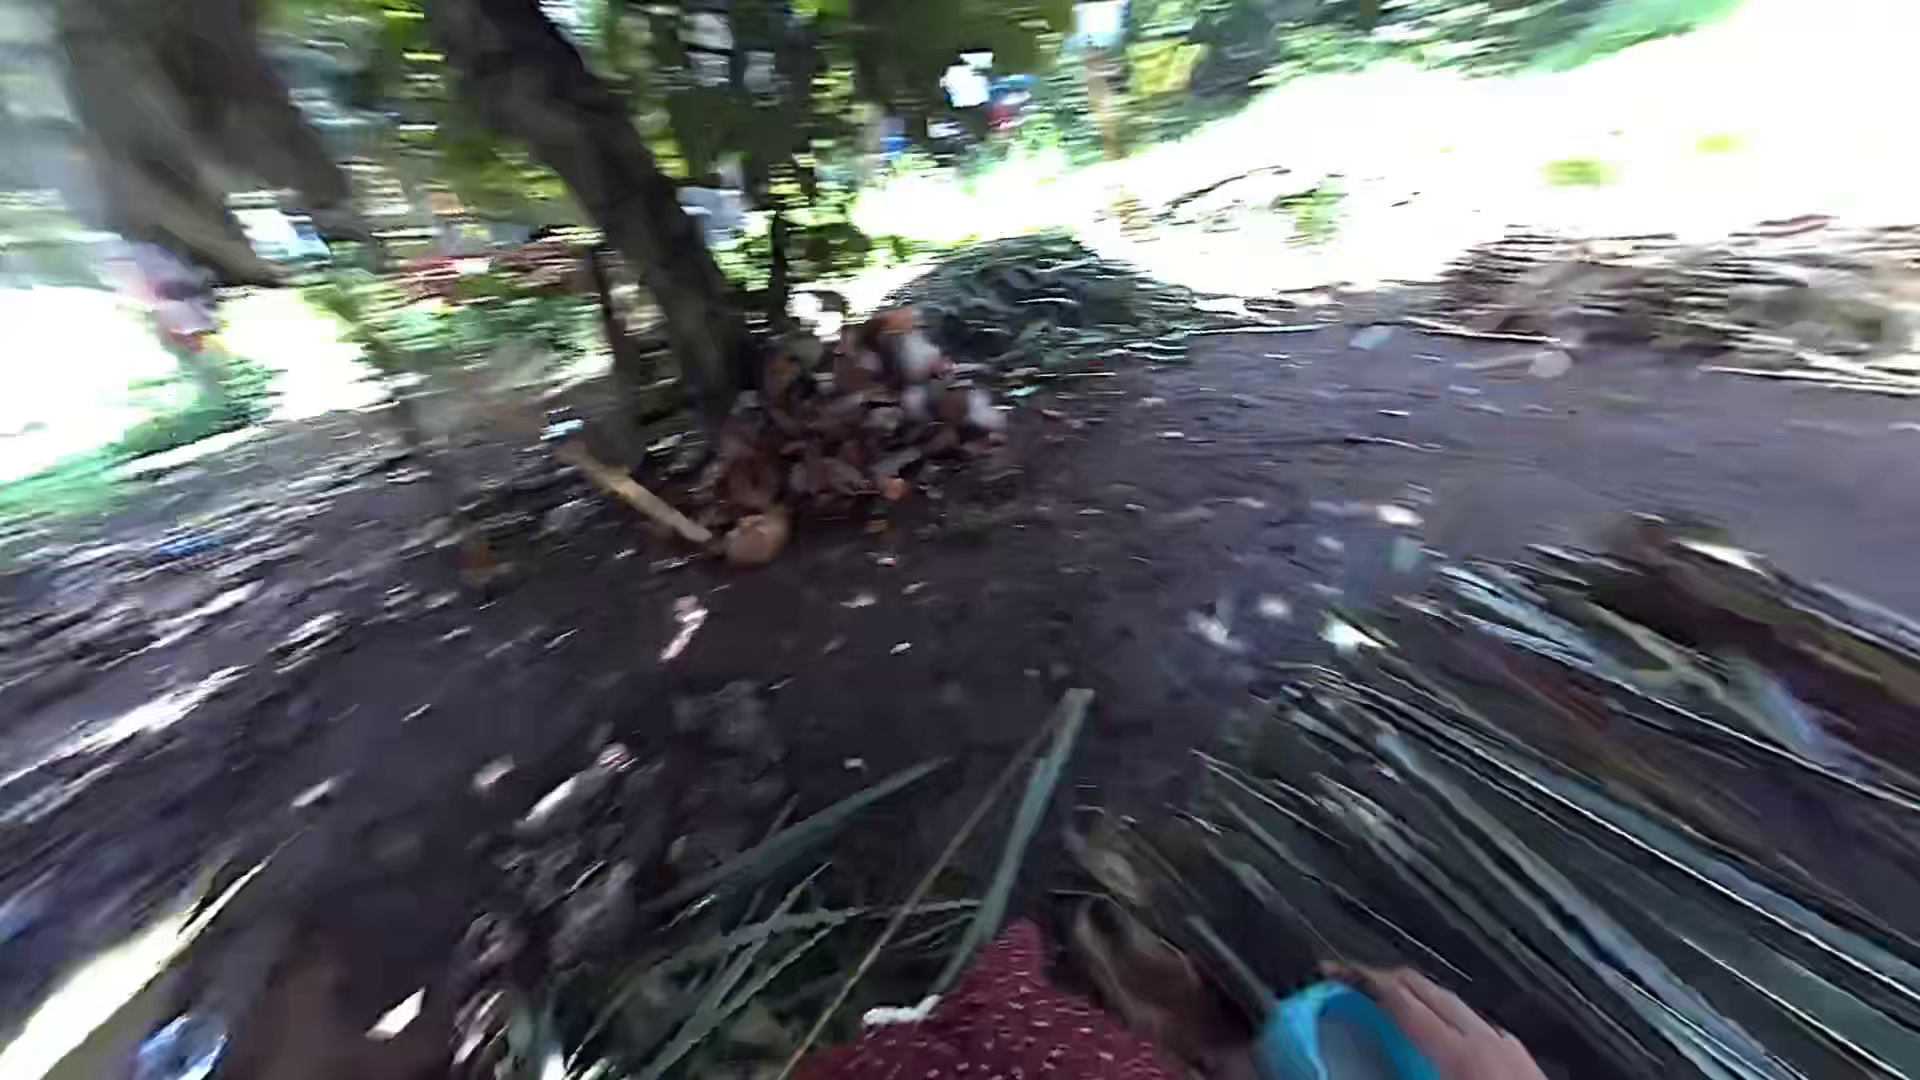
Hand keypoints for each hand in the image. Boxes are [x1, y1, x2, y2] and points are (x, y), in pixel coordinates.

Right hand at [1326, 965, 1547, 1079]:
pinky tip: (1447, 1044)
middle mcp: (1486, 1041)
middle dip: (1382, 979)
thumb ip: (1393, 1070)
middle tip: (1350, 986)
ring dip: (1417, 998)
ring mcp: (1514, 1055)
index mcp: (1458, 1051)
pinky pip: (1483, 1030)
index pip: (1394, 993)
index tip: (1327, 974)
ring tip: (1391, 1010)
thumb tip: (1336, 1065)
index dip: (1356, 977)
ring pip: (1454, 1004)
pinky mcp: (1534, 1073)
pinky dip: (1453, 1023)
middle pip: (1423, 986)